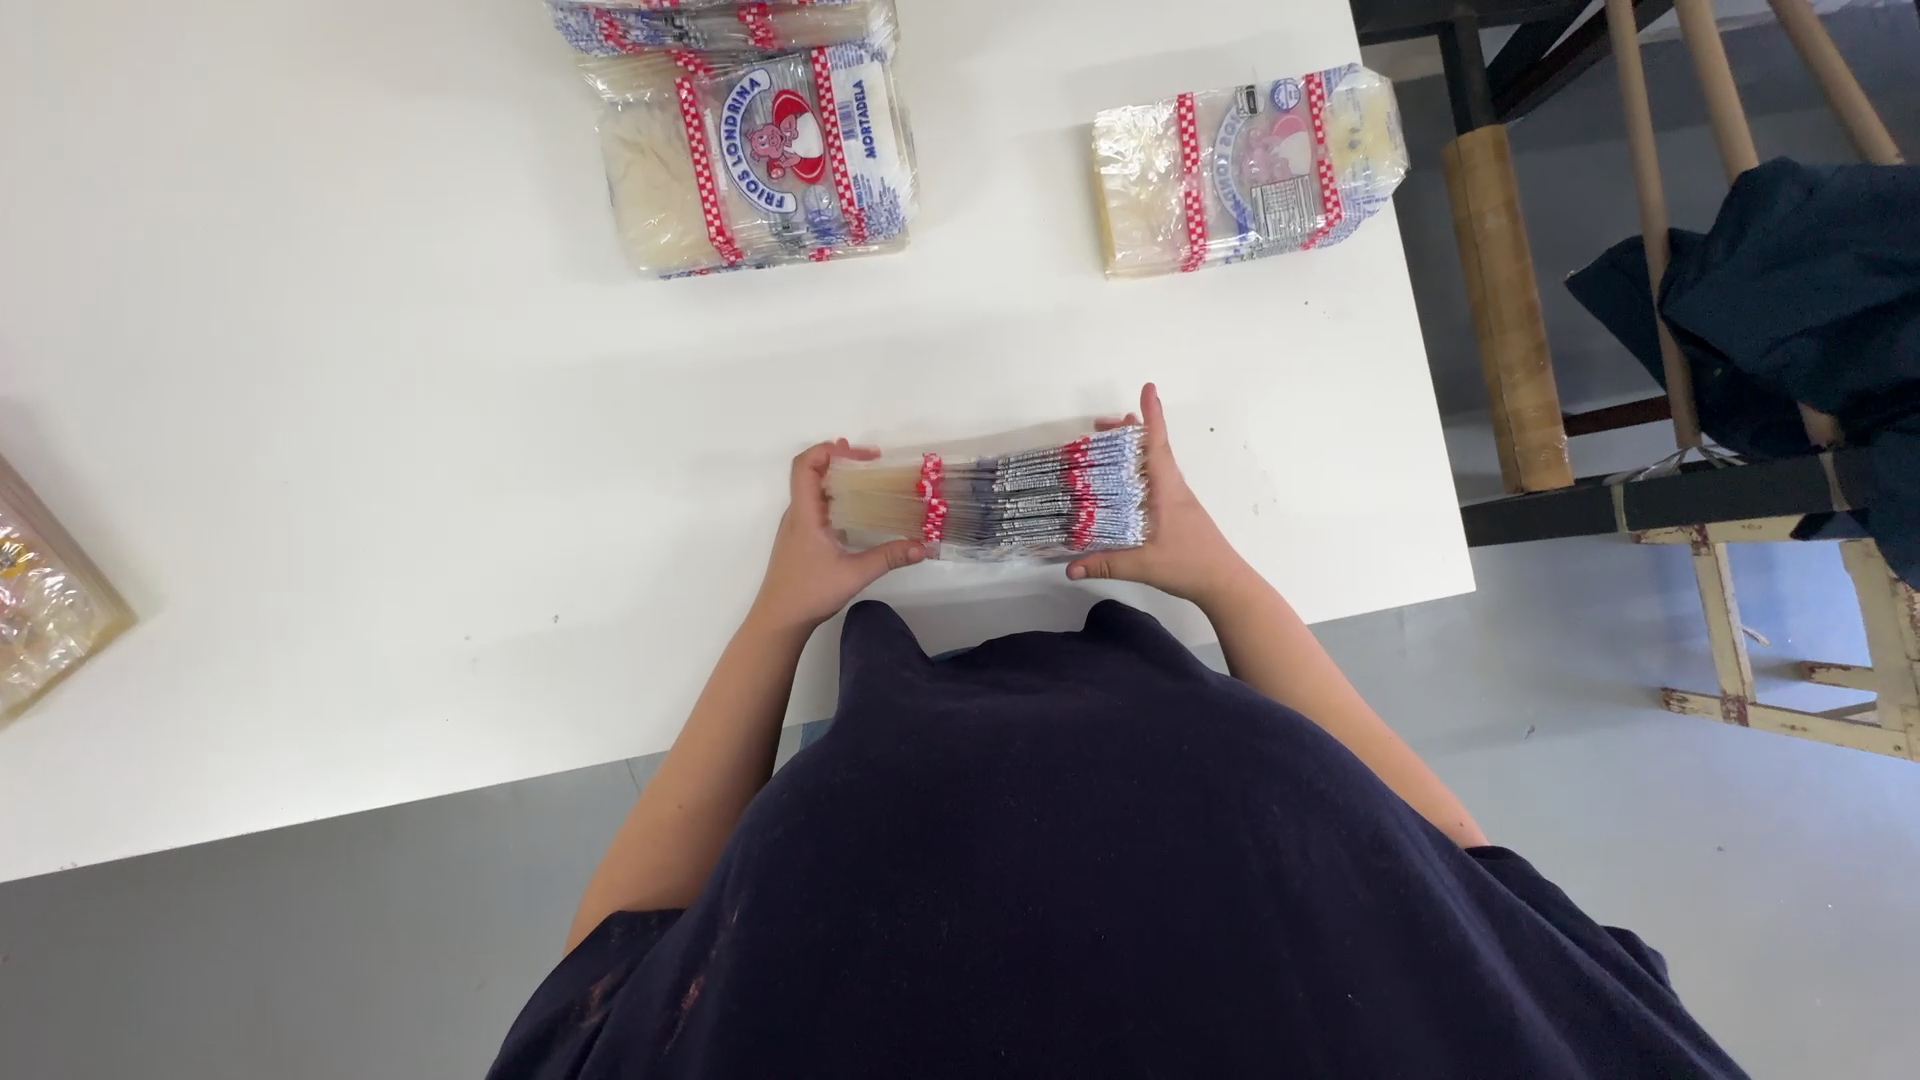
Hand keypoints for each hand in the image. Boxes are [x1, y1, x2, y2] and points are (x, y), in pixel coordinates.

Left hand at [749, 440, 924, 631]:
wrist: (779, 619)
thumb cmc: (810, 593)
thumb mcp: (854, 574)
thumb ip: (888, 557)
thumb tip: (923, 547)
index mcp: (804, 514)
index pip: (805, 465)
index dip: (829, 450)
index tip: (860, 454)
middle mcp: (796, 514)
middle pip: (810, 471)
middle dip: (840, 459)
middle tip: (872, 460)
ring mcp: (796, 526)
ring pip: (813, 489)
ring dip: (838, 478)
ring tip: (868, 477)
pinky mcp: (799, 539)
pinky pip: (816, 506)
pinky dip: (836, 497)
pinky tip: (857, 510)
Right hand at [1067, 384, 1253, 606]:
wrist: (1225, 582)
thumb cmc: (1190, 565)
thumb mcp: (1143, 566)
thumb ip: (1106, 564)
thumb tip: (1069, 568)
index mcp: (1167, 490)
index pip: (1157, 445)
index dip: (1152, 416)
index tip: (1147, 389)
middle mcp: (1173, 488)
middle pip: (1152, 448)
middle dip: (1128, 431)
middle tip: (1098, 425)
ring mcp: (1177, 499)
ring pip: (1154, 463)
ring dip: (1133, 449)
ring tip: (1106, 445)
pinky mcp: (1177, 511)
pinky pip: (1155, 479)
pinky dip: (1137, 470)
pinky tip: (1123, 482)